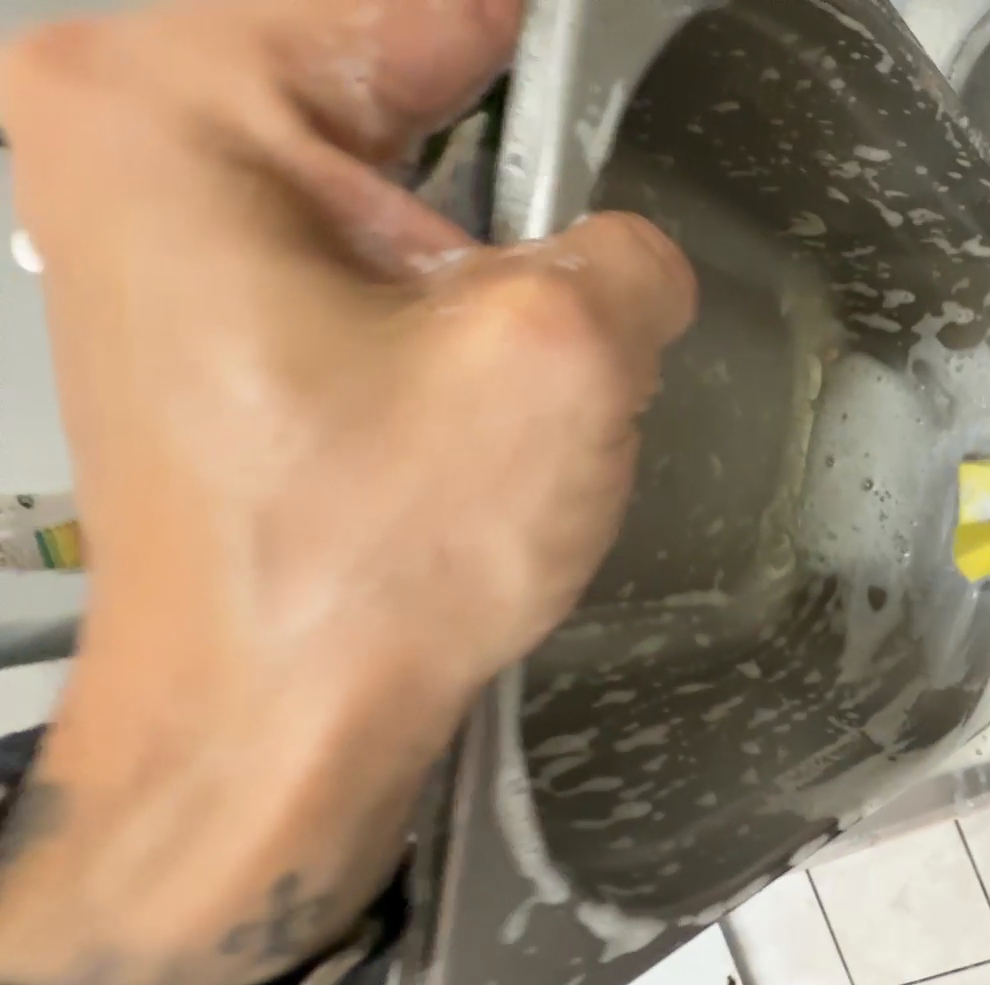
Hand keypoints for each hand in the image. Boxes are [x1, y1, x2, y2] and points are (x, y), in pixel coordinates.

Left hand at [0, 0, 693, 984]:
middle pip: (430, 109)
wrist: (282, 722)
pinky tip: (504, 405)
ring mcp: (190, 245)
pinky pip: (405, 277)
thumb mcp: (562, 360)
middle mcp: (155, 149)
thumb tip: (639, 260)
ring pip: (432, 207)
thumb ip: (634, 258)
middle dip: (543, 203)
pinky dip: (482, 323)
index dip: (569, 63)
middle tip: (594, 302)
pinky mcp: (245, 330)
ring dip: (521, 282)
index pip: (434, 7)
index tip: (648, 89)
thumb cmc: (382, 550)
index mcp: (188, 104)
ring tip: (544, 377)